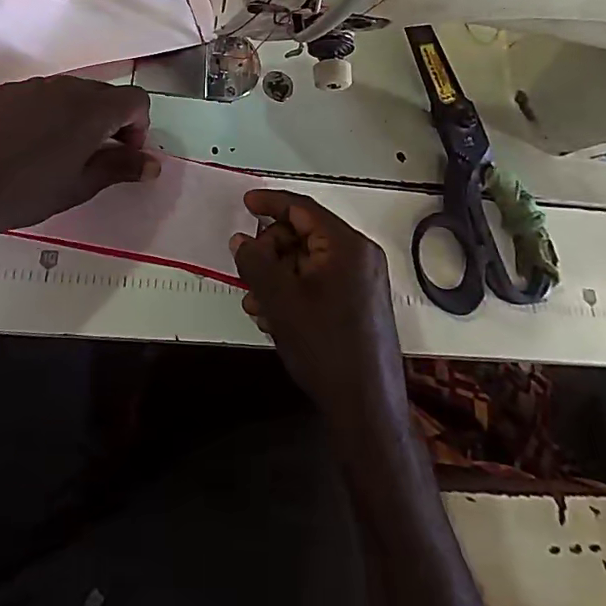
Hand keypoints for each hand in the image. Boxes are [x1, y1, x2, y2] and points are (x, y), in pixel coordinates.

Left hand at [0, 76, 157, 239]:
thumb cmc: (28, 192)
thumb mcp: (80, 185)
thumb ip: (121, 167)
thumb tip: (152, 164)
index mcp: (91, 109)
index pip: (135, 100)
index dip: (138, 127)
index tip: (124, 155)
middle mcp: (66, 87)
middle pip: (106, 94)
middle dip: (113, 121)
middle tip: (99, 157)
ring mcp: (35, 86)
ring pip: (75, 92)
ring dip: (83, 116)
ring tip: (66, 152)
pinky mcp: (9, 91)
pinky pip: (45, 94)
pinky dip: (54, 112)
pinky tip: (35, 143)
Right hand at [230, 189, 407, 425]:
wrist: (365, 403)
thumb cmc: (323, 344)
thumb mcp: (279, 299)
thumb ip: (255, 262)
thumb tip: (241, 239)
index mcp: (346, 246)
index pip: (304, 208)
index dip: (271, 202)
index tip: (244, 203)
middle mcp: (360, 257)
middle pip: (304, 235)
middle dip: (270, 250)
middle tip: (247, 271)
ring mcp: (362, 281)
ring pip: (307, 262)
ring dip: (276, 276)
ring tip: (255, 304)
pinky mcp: (359, 303)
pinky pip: (319, 282)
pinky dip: (293, 291)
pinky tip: (274, 317)